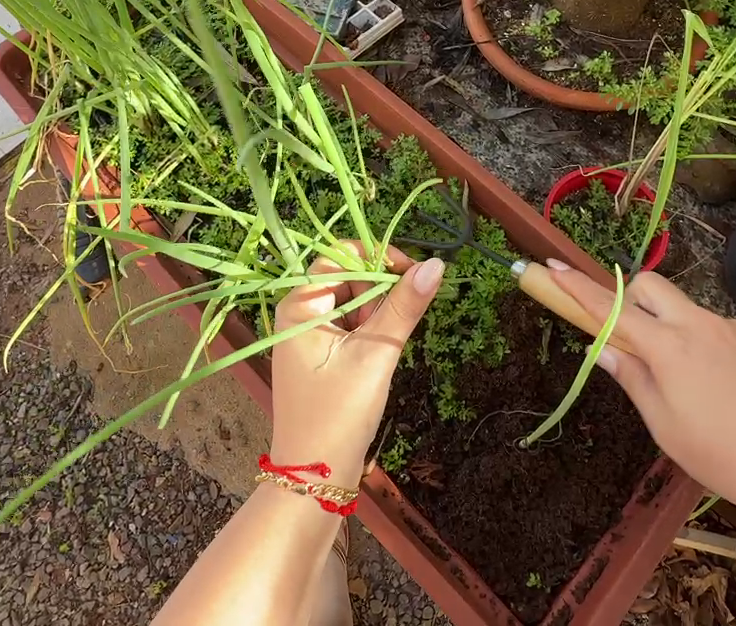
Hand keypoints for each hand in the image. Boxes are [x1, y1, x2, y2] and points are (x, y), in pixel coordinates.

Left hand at [269, 245, 444, 489]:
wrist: (313, 480)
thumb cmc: (339, 414)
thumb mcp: (376, 355)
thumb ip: (404, 307)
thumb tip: (436, 264)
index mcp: (300, 305)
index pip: (340, 255)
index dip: (377, 257)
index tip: (412, 275)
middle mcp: (299, 313)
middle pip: (348, 278)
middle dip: (379, 292)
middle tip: (397, 326)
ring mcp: (308, 337)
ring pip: (352, 303)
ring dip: (377, 316)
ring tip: (385, 351)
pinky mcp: (319, 357)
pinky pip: (349, 327)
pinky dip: (370, 334)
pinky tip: (379, 359)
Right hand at [546, 261, 735, 523]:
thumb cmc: (728, 459)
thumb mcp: (666, 428)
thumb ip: (633, 380)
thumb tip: (604, 349)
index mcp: (670, 346)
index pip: (610, 307)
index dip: (577, 288)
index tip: (551, 267)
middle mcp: (700, 324)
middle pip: (650, 286)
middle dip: (629, 299)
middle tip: (632, 342)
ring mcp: (734, 329)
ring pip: (685, 309)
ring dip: (668, 328)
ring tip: (688, 390)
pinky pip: (715, 329)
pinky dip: (701, 345)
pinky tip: (723, 395)